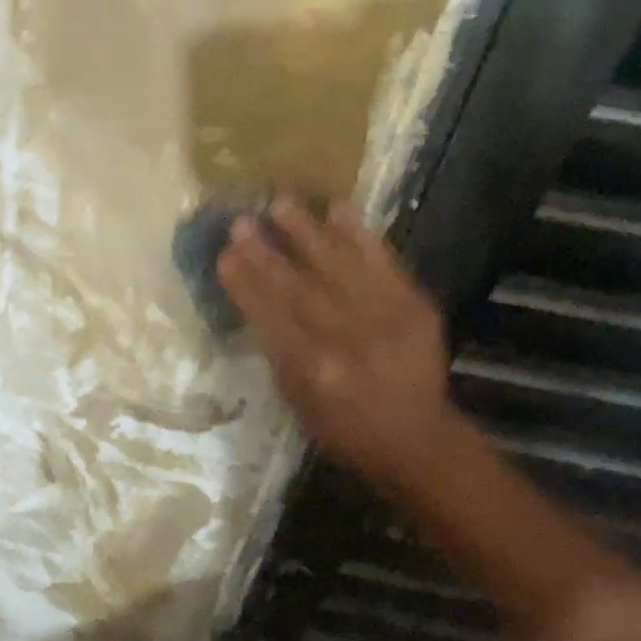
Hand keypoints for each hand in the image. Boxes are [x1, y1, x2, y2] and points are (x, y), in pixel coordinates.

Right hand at [216, 196, 458, 490]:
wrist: (416, 438)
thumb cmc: (345, 428)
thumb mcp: (298, 402)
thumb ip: (278, 353)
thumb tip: (255, 301)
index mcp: (314, 370)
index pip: (271, 317)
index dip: (245, 284)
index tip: (224, 255)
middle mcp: (347, 340)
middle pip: (299, 288)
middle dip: (266, 254)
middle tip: (241, 222)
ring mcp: (384, 318)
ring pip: (338, 267)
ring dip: (307, 232)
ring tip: (281, 202)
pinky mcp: (413, 305)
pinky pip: (382, 262)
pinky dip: (359, 234)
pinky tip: (338, 208)